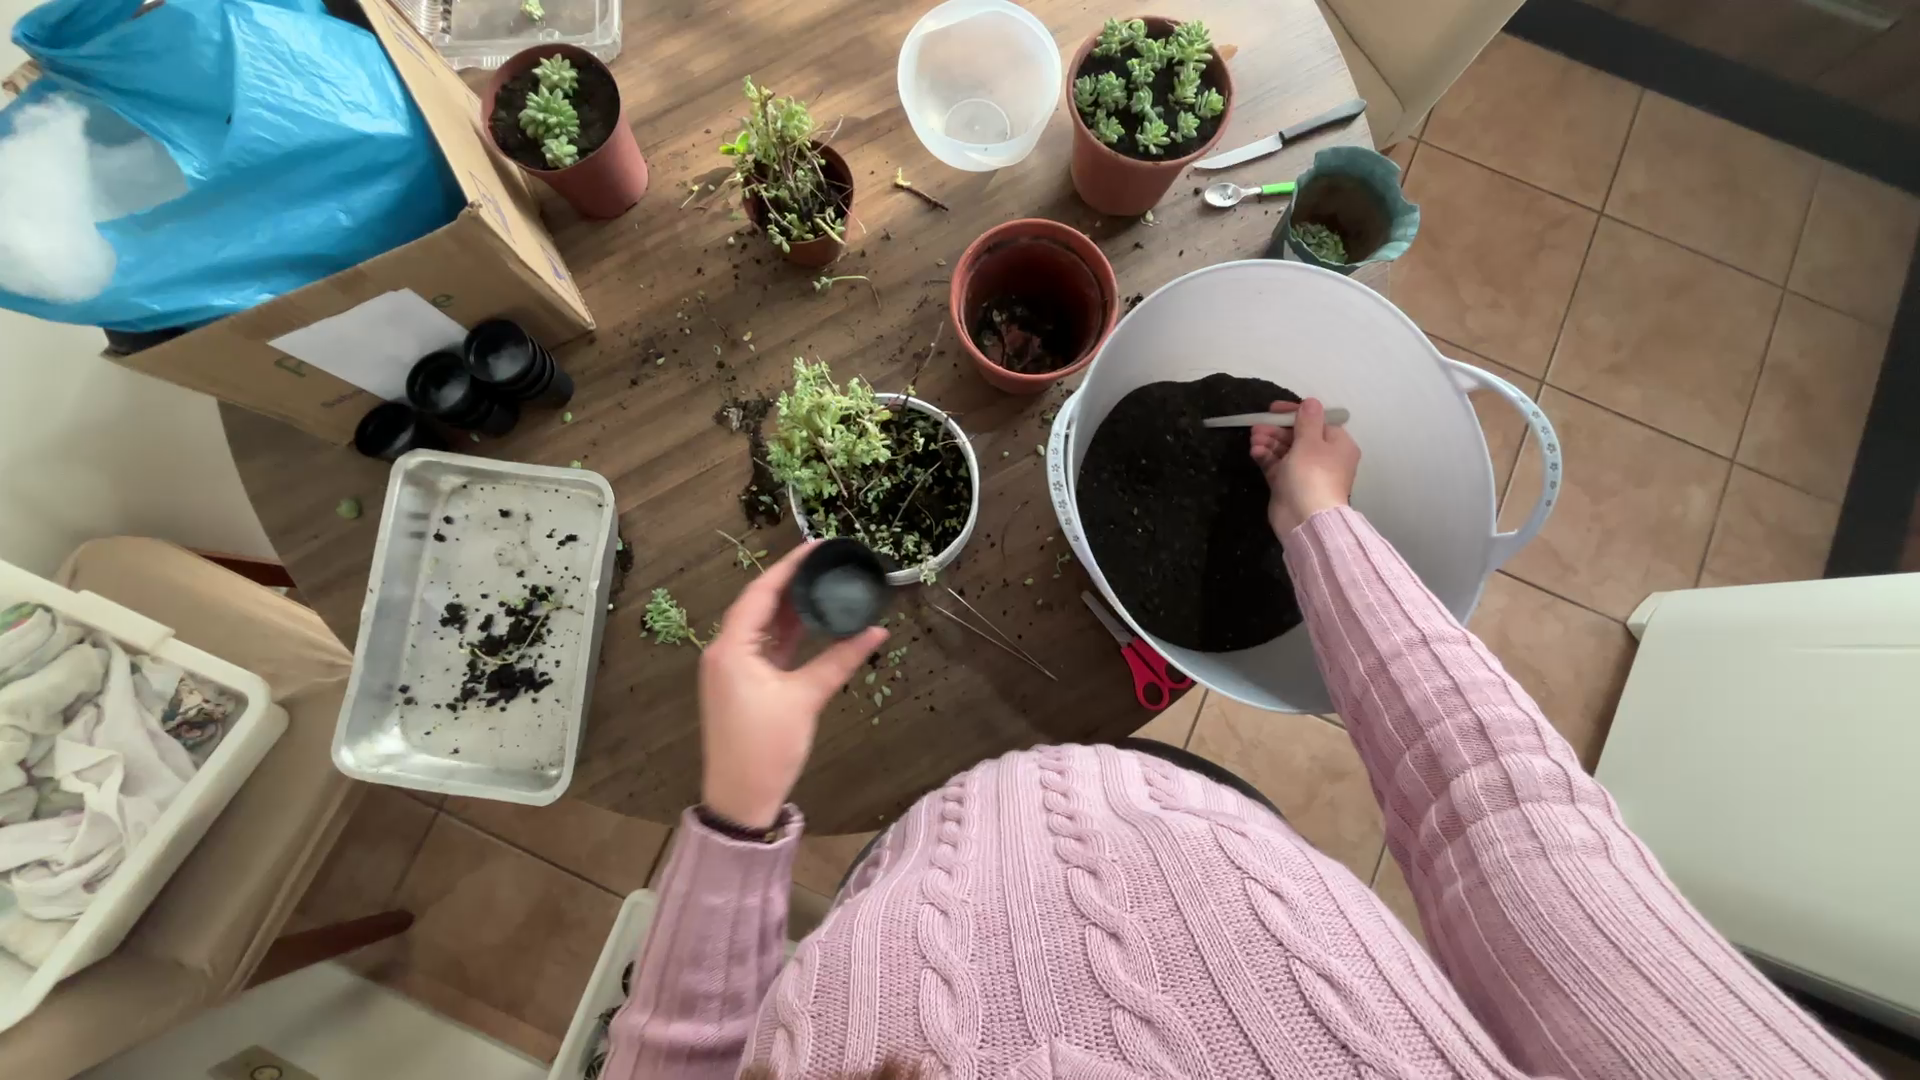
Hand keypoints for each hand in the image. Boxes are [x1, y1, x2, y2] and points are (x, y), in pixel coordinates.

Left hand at [697, 541, 887, 829]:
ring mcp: (733, 668)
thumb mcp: (806, 698)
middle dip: (791, 582)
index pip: (760, 593)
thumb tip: (878, 631)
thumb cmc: (767, 747)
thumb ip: (841, 659)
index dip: (789, 566)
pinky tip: (812, 619)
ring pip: (763, 626)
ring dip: (790, 607)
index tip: (817, 546)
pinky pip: (765, 646)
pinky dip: (787, 632)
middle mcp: (725, 651)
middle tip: (826, 561)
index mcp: (731, 647)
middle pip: (759, 604)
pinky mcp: (743, 684)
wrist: (739, 800)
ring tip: (823, 581)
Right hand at [1248, 397, 1360, 536]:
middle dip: (1276, 430)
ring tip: (1253, 438)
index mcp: (1337, 444)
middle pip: (1298, 436)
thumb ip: (1307, 420)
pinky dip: (1266, 457)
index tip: (1273, 409)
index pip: (1315, 422)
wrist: (1305, 517)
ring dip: (1268, 442)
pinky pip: (1276, 465)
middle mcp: (1323, 457)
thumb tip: (1311, 402)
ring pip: (1284, 450)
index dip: (1294, 413)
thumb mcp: (1310, 442)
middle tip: (1256, 427)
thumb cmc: (1313, 475)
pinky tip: (1255, 452)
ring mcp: (1305, 471)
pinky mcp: (1288, 484)